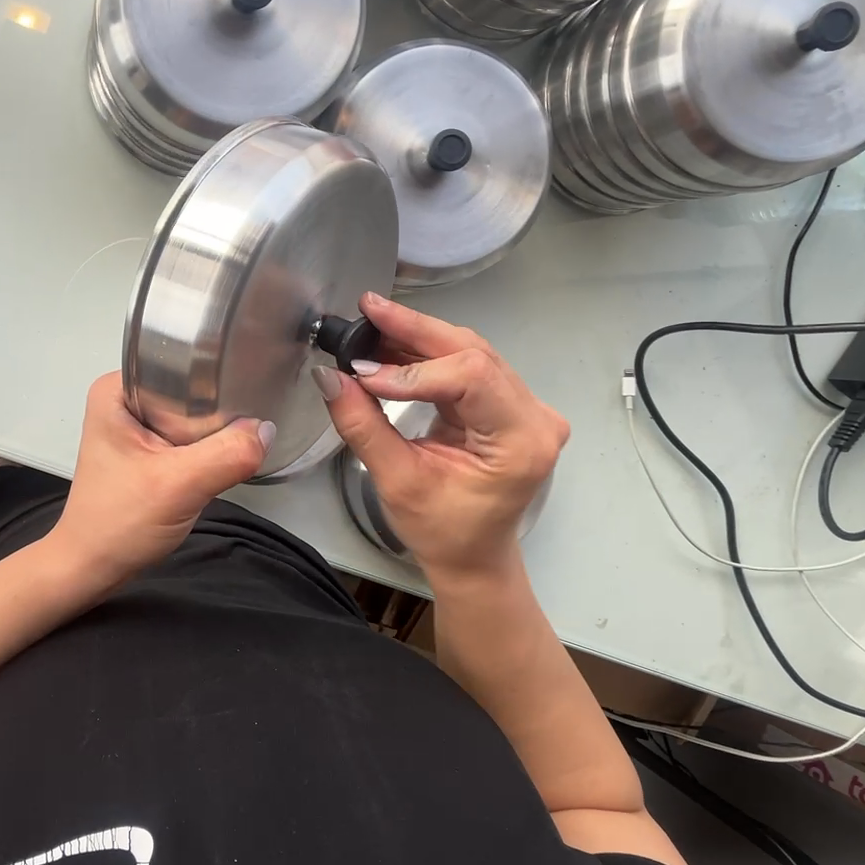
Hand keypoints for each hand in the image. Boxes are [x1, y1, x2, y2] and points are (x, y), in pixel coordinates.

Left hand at [48, 373, 272, 580]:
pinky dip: (207, 448)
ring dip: (216, 430)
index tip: (253, 388)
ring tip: (245, 436)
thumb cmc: (119, 523)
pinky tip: (225, 455)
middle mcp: (123, 399)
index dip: (217, 377)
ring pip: (193, 415)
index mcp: (116, 389)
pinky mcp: (147, 451)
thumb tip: (266, 430)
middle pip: (191, 389)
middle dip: (220, 407)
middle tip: (256, 417)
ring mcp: (135, 427)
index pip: (181, 365)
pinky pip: (189, 437)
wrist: (93, 567)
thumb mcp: (179, 485)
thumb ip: (227, 455)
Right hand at [315, 293, 567, 579]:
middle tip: (368, 308)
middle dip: (415, 330)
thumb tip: (329, 377)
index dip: (412, 369)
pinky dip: (425, 354)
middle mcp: (534, 415)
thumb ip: (363, 426)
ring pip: (469, 352)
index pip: (470, 377)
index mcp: (521, 441)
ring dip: (417, 337)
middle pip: (473, 352)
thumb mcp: (398, 481)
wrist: (472, 556)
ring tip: (372, 322)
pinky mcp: (506, 404)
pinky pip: (465, 365)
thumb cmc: (442, 531)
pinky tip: (391, 343)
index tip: (362, 373)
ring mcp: (525, 407)